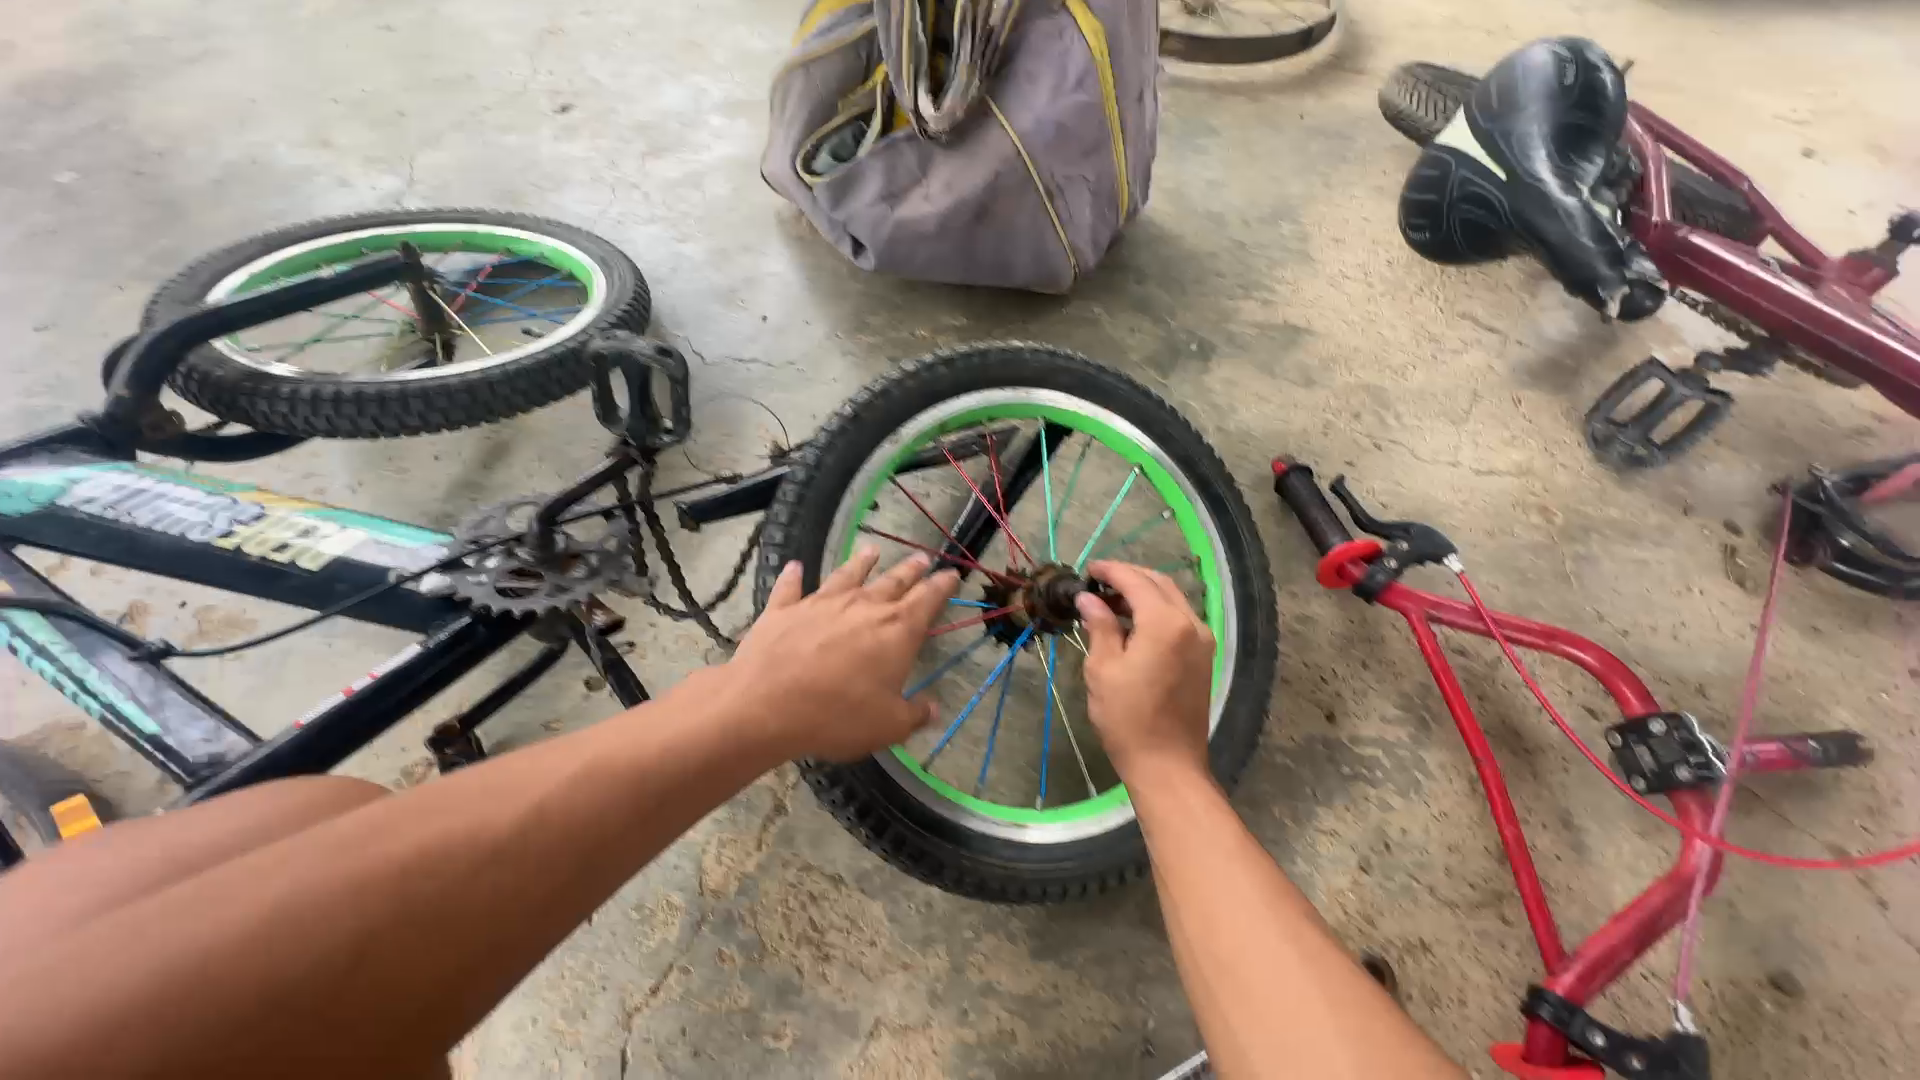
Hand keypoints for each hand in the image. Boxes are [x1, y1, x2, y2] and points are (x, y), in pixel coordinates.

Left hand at [717, 548, 957, 761]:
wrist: (766, 705)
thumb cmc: (837, 716)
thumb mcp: (888, 726)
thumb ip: (914, 714)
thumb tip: (933, 708)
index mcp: (897, 631)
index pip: (928, 600)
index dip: (942, 586)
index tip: (952, 574)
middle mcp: (863, 607)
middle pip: (893, 582)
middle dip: (911, 570)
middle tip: (922, 557)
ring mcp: (821, 603)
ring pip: (847, 575)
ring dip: (861, 562)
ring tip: (872, 550)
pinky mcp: (784, 609)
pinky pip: (791, 587)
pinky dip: (794, 576)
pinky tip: (795, 565)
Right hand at [1074, 561, 1215, 784]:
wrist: (1167, 763)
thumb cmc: (1128, 718)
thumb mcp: (1103, 669)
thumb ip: (1100, 626)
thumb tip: (1089, 599)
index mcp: (1165, 623)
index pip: (1136, 581)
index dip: (1110, 571)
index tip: (1088, 570)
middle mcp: (1191, 623)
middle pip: (1159, 583)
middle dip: (1129, 577)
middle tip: (1098, 582)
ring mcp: (1203, 640)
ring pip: (1173, 599)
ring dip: (1144, 592)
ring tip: (1111, 601)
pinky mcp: (1204, 656)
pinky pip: (1180, 618)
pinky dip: (1157, 611)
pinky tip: (1134, 622)